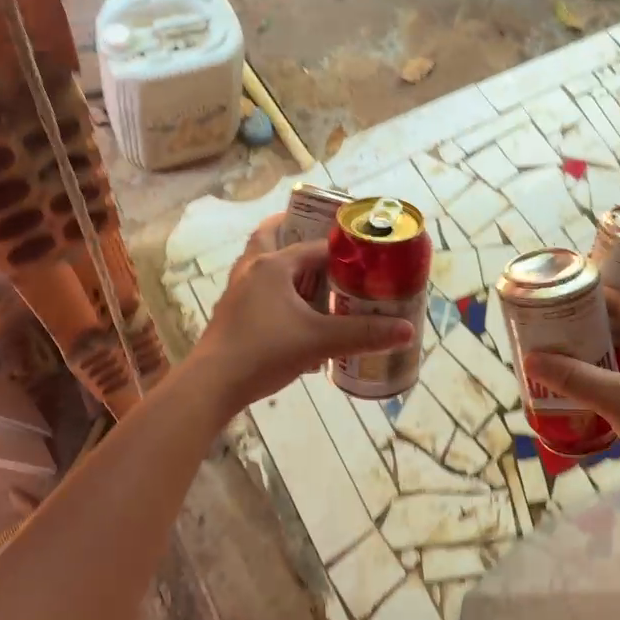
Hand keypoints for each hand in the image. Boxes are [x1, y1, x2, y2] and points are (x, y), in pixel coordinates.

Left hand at [190, 216, 414, 412]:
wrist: (211, 385)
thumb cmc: (264, 351)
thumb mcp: (319, 342)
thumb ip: (363, 334)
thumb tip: (407, 331)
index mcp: (273, 264)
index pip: (316, 246)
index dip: (343, 250)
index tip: (365, 256)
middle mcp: (252, 269)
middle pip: (273, 237)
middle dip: (297, 234)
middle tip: (326, 246)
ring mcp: (237, 291)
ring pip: (263, 263)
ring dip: (286, 264)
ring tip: (314, 278)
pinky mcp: (231, 313)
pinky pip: (258, 288)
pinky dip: (276, 290)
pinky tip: (294, 313)